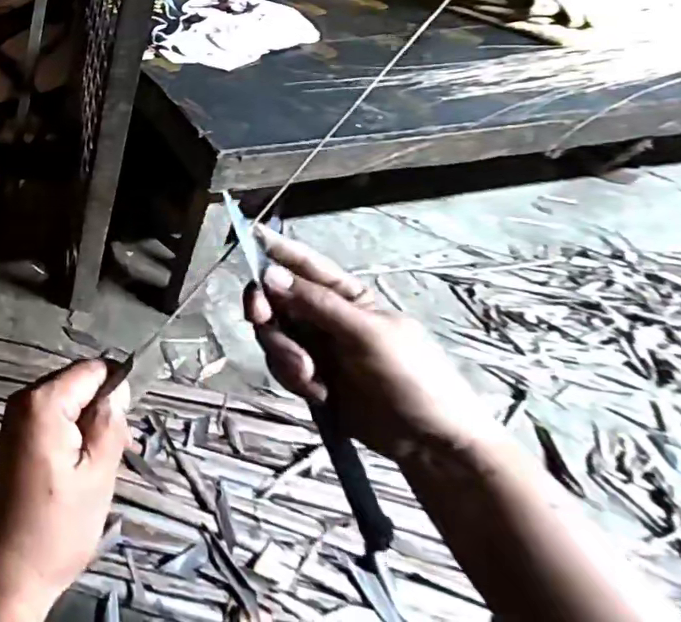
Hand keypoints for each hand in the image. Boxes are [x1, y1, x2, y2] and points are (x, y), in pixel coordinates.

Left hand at [0, 359, 130, 621]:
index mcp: (42, 402)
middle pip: (77, 383)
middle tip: (122, 447)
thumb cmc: (56, 528)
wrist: (11, 570)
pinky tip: (84, 466)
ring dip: (90, 424)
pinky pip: (53, 419)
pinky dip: (73, 434)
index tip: (132, 418)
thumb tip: (118, 389)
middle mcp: (23, 400)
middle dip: (103, 408)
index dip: (117, 387)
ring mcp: (16, 418)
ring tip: (106, 462)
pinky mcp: (15, 437)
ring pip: (67, 402)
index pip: (91, 369)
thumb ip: (110, 424)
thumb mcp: (98, 474)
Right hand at [244, 227, 498, 463]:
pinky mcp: (310, 377)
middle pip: (275, 298)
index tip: (247, 234)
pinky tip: (319, 392)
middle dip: (265, 309)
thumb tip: (270, 274)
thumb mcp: (367, 335)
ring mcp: (316, 347)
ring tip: (310, 376)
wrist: (433, 445)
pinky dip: (291, 378)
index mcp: (345, 295)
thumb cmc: (414, 378)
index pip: (304, 263)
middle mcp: (324, 315)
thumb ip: (317, 304)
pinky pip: (280, 366)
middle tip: (260, 318)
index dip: (275, 248)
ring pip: (272, 334)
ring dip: (282, 353)